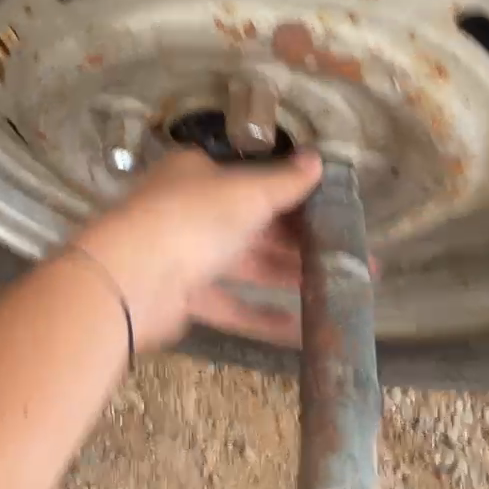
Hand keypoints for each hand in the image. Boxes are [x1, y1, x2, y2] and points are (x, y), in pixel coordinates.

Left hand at [70, 150, 320, 351]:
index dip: (290, 192)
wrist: (134, 277)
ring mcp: (183, 254)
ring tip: (344, 286)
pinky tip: (303, 328)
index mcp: (195, 174)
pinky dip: (263, 315)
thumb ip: (283, 181)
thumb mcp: (246, 191)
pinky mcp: (183, 296)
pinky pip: (231, 305)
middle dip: (299, 238)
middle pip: (250, 222)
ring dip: (290, 273)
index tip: (334, 209)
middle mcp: (188, 210)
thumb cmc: (192, 218)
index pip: (249, 179)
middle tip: (354, 255)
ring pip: (244, 263)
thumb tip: (317, 160)